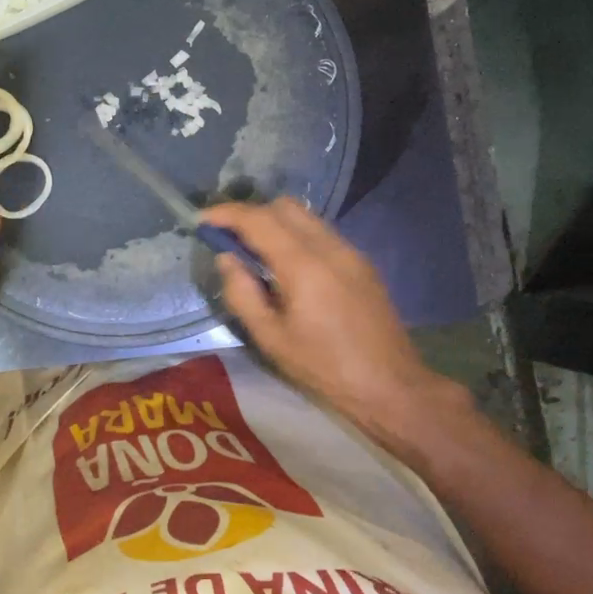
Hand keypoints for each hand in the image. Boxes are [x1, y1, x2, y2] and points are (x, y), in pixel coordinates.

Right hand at [202, 198, 470, 458]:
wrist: (390, 386)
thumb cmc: (323, 367)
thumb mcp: (269, 337)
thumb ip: (242, 293)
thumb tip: (227, 259)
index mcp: (304, 266)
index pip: (259, 220)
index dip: (226, 214)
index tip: (202, 221)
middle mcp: (330, 248)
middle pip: (284, 207)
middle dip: (250, 214)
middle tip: (227, 238)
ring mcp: (351, 253)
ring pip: (305, 217)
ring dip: (273, 223)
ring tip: (253, 252)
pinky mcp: (361, 264)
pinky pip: (320, 234)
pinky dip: (294, 236)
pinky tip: (284, 266)